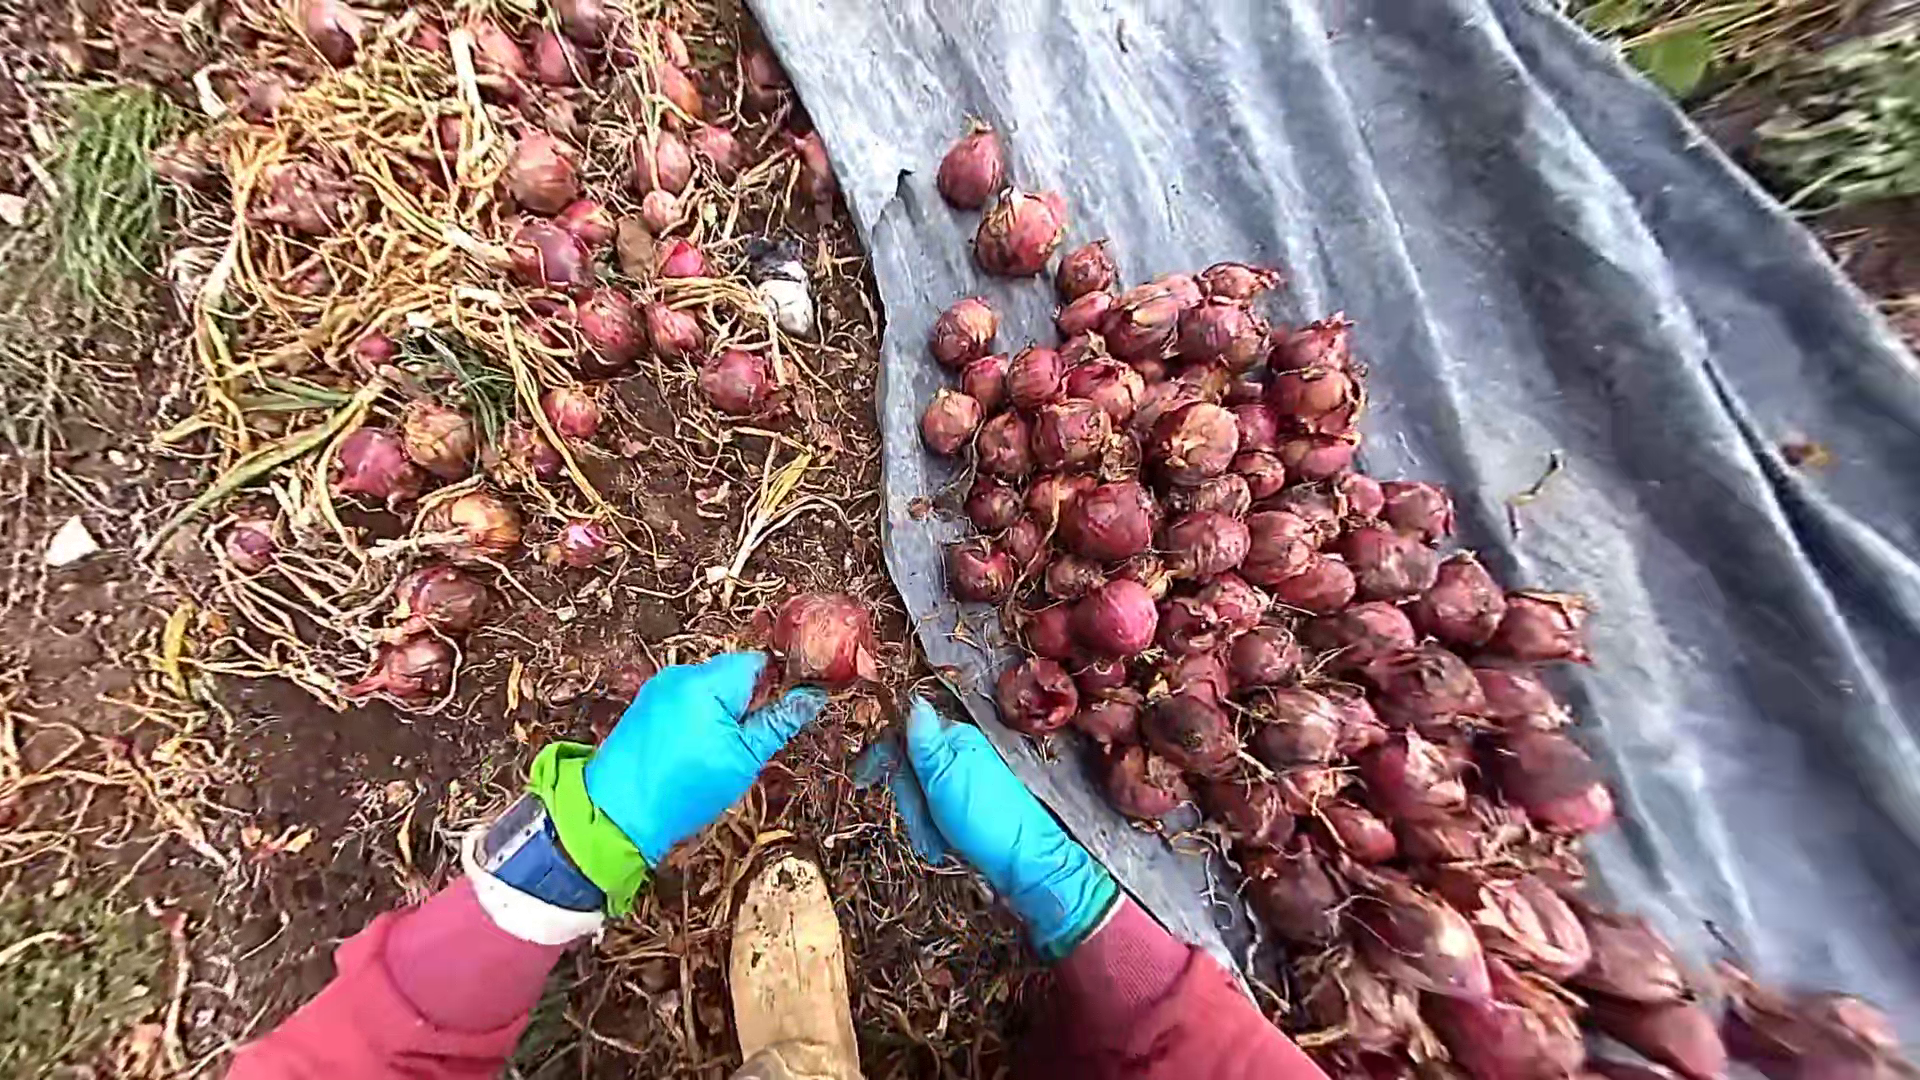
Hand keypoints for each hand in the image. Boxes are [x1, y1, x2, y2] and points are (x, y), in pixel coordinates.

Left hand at [584, 652, 824, 863]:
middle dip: (751, 697)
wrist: (614, 817)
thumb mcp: (745, 757)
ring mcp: (661, 686)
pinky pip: (690, 695)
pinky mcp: (648, 701)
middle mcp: (682, 674)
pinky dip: (703, 711)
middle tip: (754, 735)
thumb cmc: (684, 789)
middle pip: (736, 671)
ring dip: (728, 705)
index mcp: (708, 682)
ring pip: (714, 684)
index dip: (777, 683)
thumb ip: (780, 720)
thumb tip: (814, 696)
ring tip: (724, 745)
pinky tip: (700, 743)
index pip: (758, 662)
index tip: (784, 709)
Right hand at [862, 697, 1117, 959]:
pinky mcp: (965, 807)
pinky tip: (946, 846)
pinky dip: (934, 832)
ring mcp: (962, 782)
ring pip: (918, 796)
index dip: (883, 756)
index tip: (861, 778)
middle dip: (910, 800)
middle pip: (909, 768)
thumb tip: (912, 702)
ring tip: (939, 840)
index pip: (905, 734)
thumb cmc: (986, 818)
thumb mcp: (945, 778)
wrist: (1025, 865)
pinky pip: (933, 814)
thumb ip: (924, 742)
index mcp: (955, 738)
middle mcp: (958, 755)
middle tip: (925, 821)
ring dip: (921, 821)